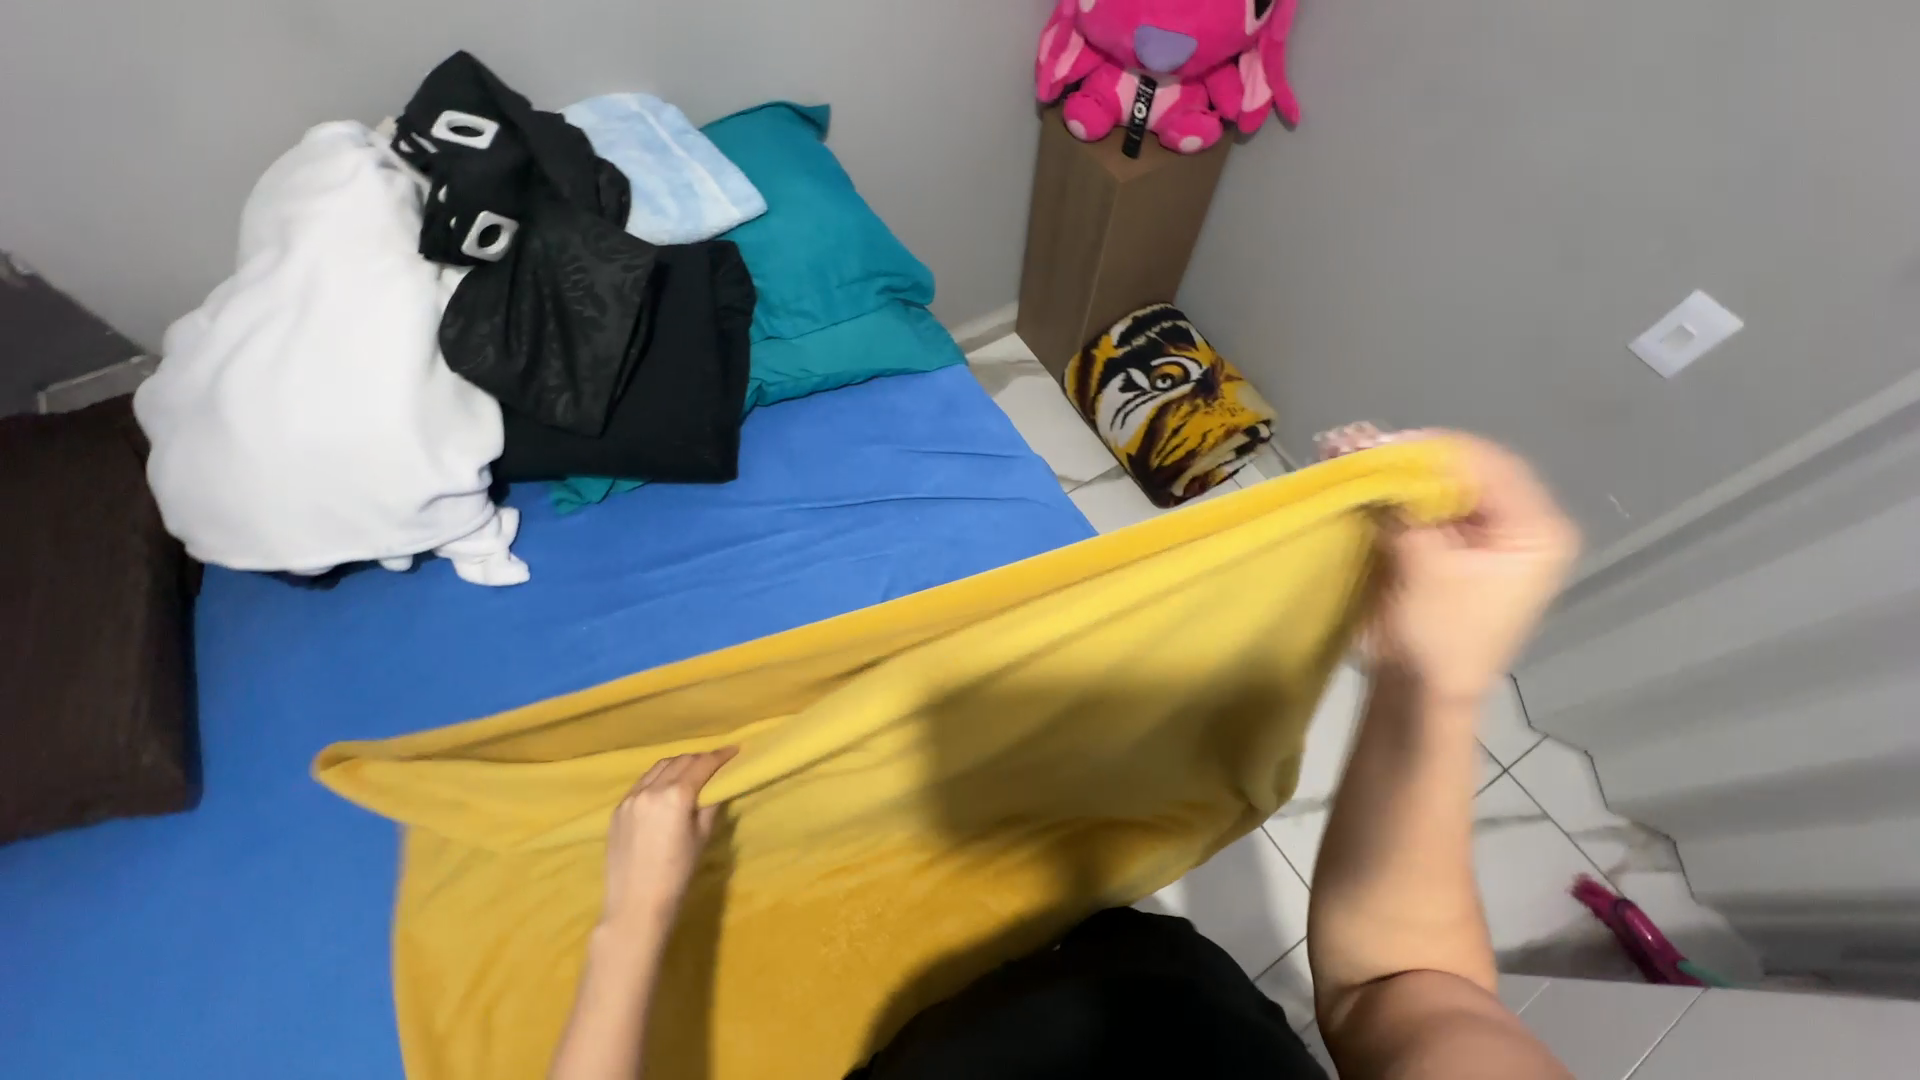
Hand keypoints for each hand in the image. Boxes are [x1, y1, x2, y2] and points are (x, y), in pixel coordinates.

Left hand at [599, 748, 738, 934]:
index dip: (720, 755)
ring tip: (691, 771)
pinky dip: (658, 777)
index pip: (702, 764)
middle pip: (680, 761)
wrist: (635, 904)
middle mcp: (651, 789)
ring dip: (678, 764)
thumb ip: (710, 804)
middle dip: (700, 758)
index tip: (734, 750)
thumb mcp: (702, 836)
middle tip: (715, 763)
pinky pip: (641, 783)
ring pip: (658, 768)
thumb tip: (719, 785)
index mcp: (676, 795)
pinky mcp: (617, 809)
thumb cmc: (677, 873)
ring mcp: (631, 798)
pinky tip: (665, 787)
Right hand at [1371, 435, 1579, 704]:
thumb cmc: (1439, 639)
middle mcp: (1515, 523)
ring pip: (1435, 483)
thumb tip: (1368, 459)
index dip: (1429, 449)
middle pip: (1459, 469)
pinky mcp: (1447, 545)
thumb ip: (1405, 513)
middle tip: (1351, 444)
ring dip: (1390, 469)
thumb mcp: (1425, 571)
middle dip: (1403, 456)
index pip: (1487, 465)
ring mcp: (1480, 534)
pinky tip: (1353, 476)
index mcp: (1534, 530)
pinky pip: (1419, 504)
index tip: (1374, 444)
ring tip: (1343, 452)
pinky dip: (1386, 491)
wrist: (1419, 692)